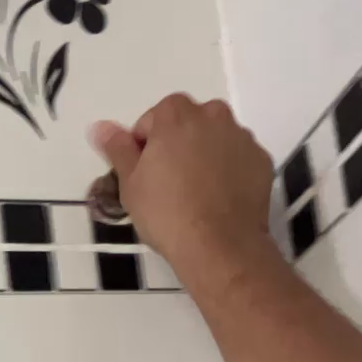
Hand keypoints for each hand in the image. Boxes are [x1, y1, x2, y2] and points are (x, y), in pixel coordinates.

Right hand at [92, 95, 280, 281]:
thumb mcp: (130, 185)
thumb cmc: (167, 215)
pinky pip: (238, 161)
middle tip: (169, 187)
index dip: (144, 150)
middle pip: (187, 125)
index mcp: (175, 114)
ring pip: (215, 141)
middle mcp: (213, 114)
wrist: (219, 247)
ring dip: (204, 158)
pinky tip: (219, 202)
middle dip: (177, 148)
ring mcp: (242, 137)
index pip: (151, 121)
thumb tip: (100, 127)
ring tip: (196, 197)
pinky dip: (229, 173)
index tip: (145, 179)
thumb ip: (117, 149)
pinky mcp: (262, 161)